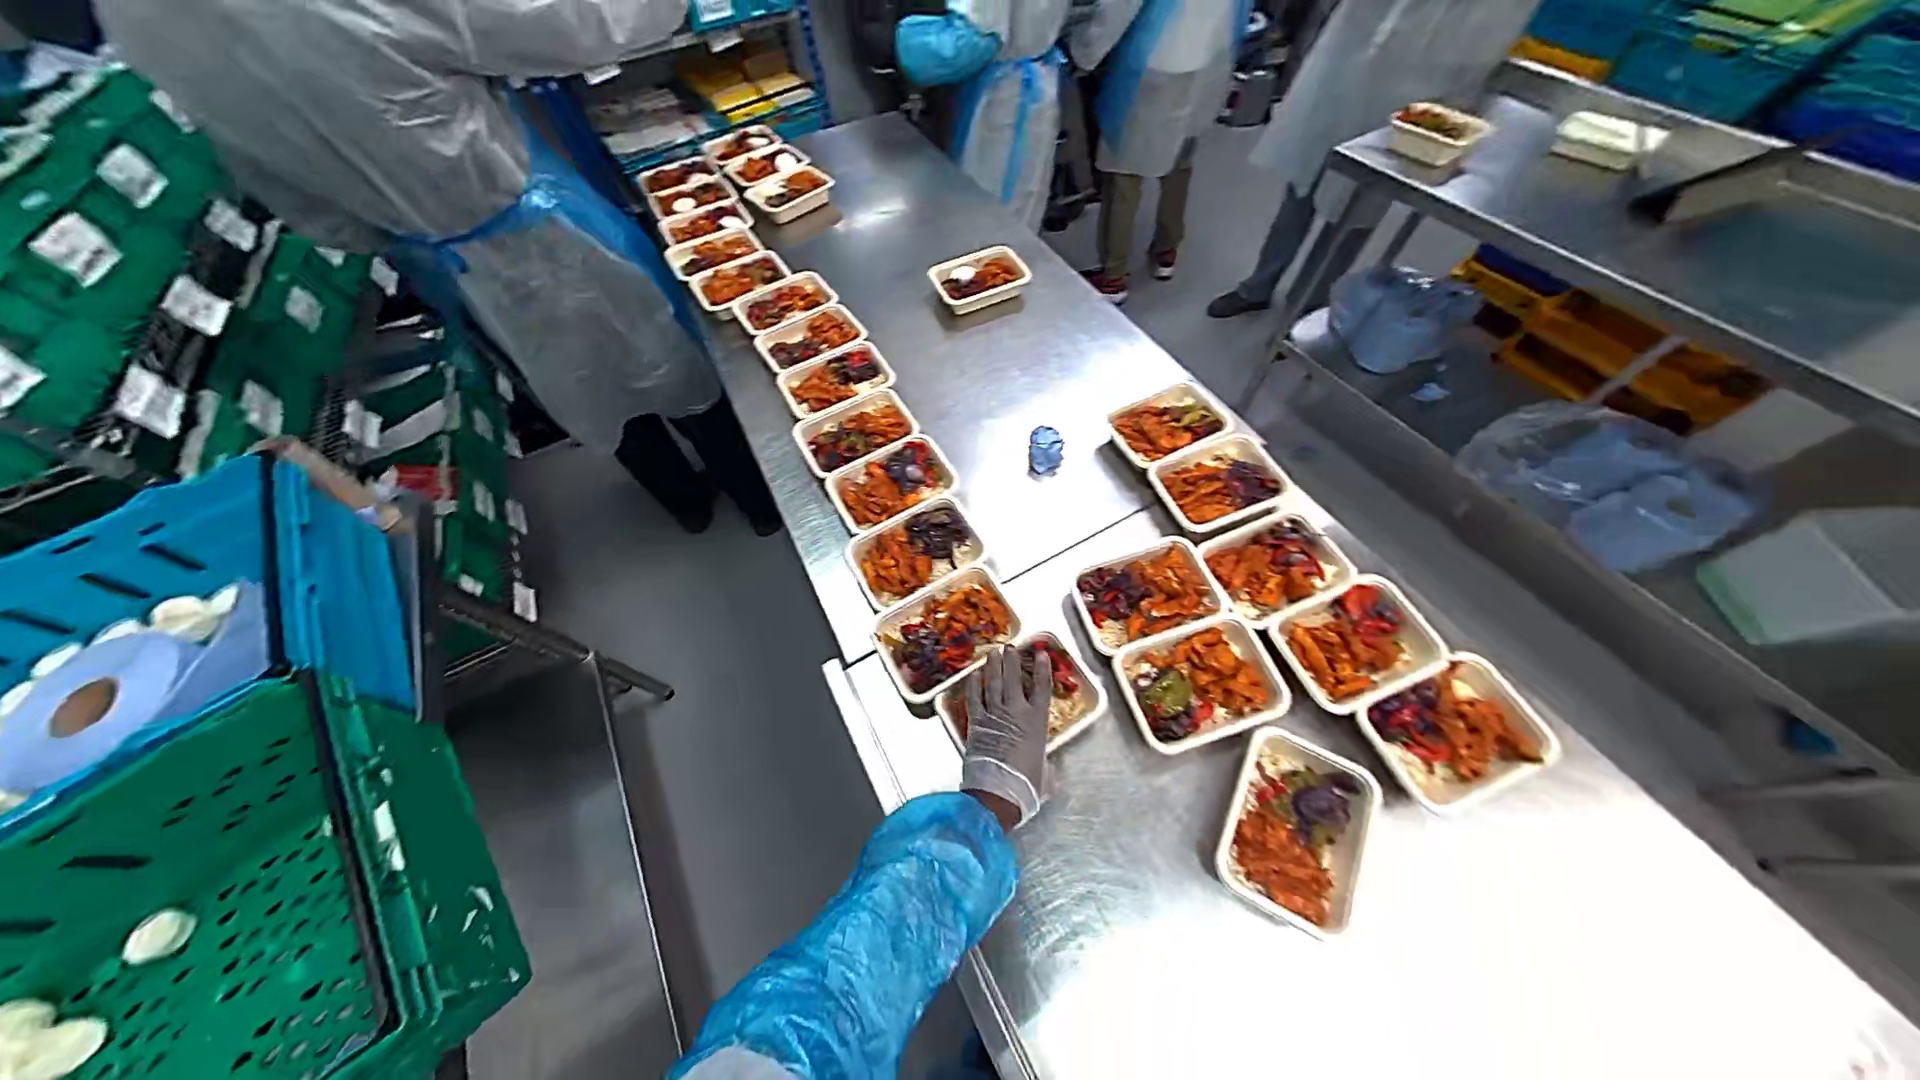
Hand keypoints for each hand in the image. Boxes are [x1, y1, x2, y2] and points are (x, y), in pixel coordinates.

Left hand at [960, 645, 1050, 828]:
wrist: (999, 792)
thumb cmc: (1026, 786)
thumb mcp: (1045, 775)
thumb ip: (1045, 765)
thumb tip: (1046, 770)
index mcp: (1037, 722)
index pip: (1042, 688)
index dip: (1042, 670)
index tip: (1041, 654)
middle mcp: (1016, 712)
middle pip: (1014, 679)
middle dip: (1012, 661)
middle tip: (1010, 647)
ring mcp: (994, 715)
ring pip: (993, 684)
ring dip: (993, 667)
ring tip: (993, 653)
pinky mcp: (976, 723)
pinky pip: (974, 698)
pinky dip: (974, 685)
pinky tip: (974, 675)